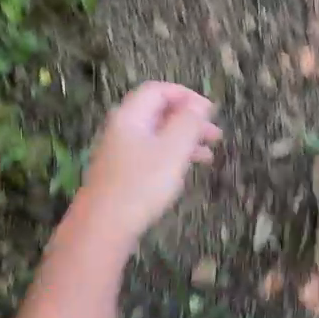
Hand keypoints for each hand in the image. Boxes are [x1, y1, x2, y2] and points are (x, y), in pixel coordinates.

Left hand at [69, 82, 221, 247]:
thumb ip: (188, 122)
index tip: (210, 111)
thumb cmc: (141, 184)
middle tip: (215, 135)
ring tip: (209, 155)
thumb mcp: (172, 149)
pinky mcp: (121, 174)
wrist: (103, 226)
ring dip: (184, 141)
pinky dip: (172, 157)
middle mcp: (122, 129)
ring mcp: (120, 152)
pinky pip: (151, 155)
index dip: (186, 95)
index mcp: (131, 116)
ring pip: (157, 136)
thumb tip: (199, 104)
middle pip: (158, 113)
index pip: (158, 90)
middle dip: (189, 120)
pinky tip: (185, 171)